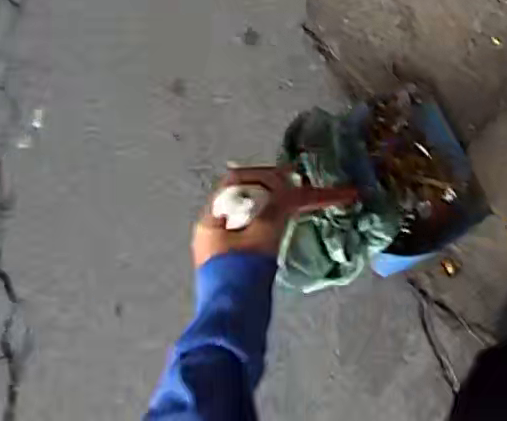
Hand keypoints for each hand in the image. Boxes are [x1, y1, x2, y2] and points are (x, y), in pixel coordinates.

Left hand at [190, 166, 355, 267]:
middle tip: (295, 188)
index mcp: (211, 217)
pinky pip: (250, 231)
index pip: (236, 181)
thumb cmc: (242, 279)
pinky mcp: (232, 263)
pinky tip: (284, 224)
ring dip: (271, 206)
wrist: (231, 331)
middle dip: (270, 189)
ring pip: (248, 214)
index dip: (264, 175)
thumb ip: (276, 209)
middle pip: (242, 195)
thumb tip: (290, 188)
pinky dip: (268, 222)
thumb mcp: (262, 237)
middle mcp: (211, 227)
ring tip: (295, 203)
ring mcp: (220, 246)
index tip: (289, 177)